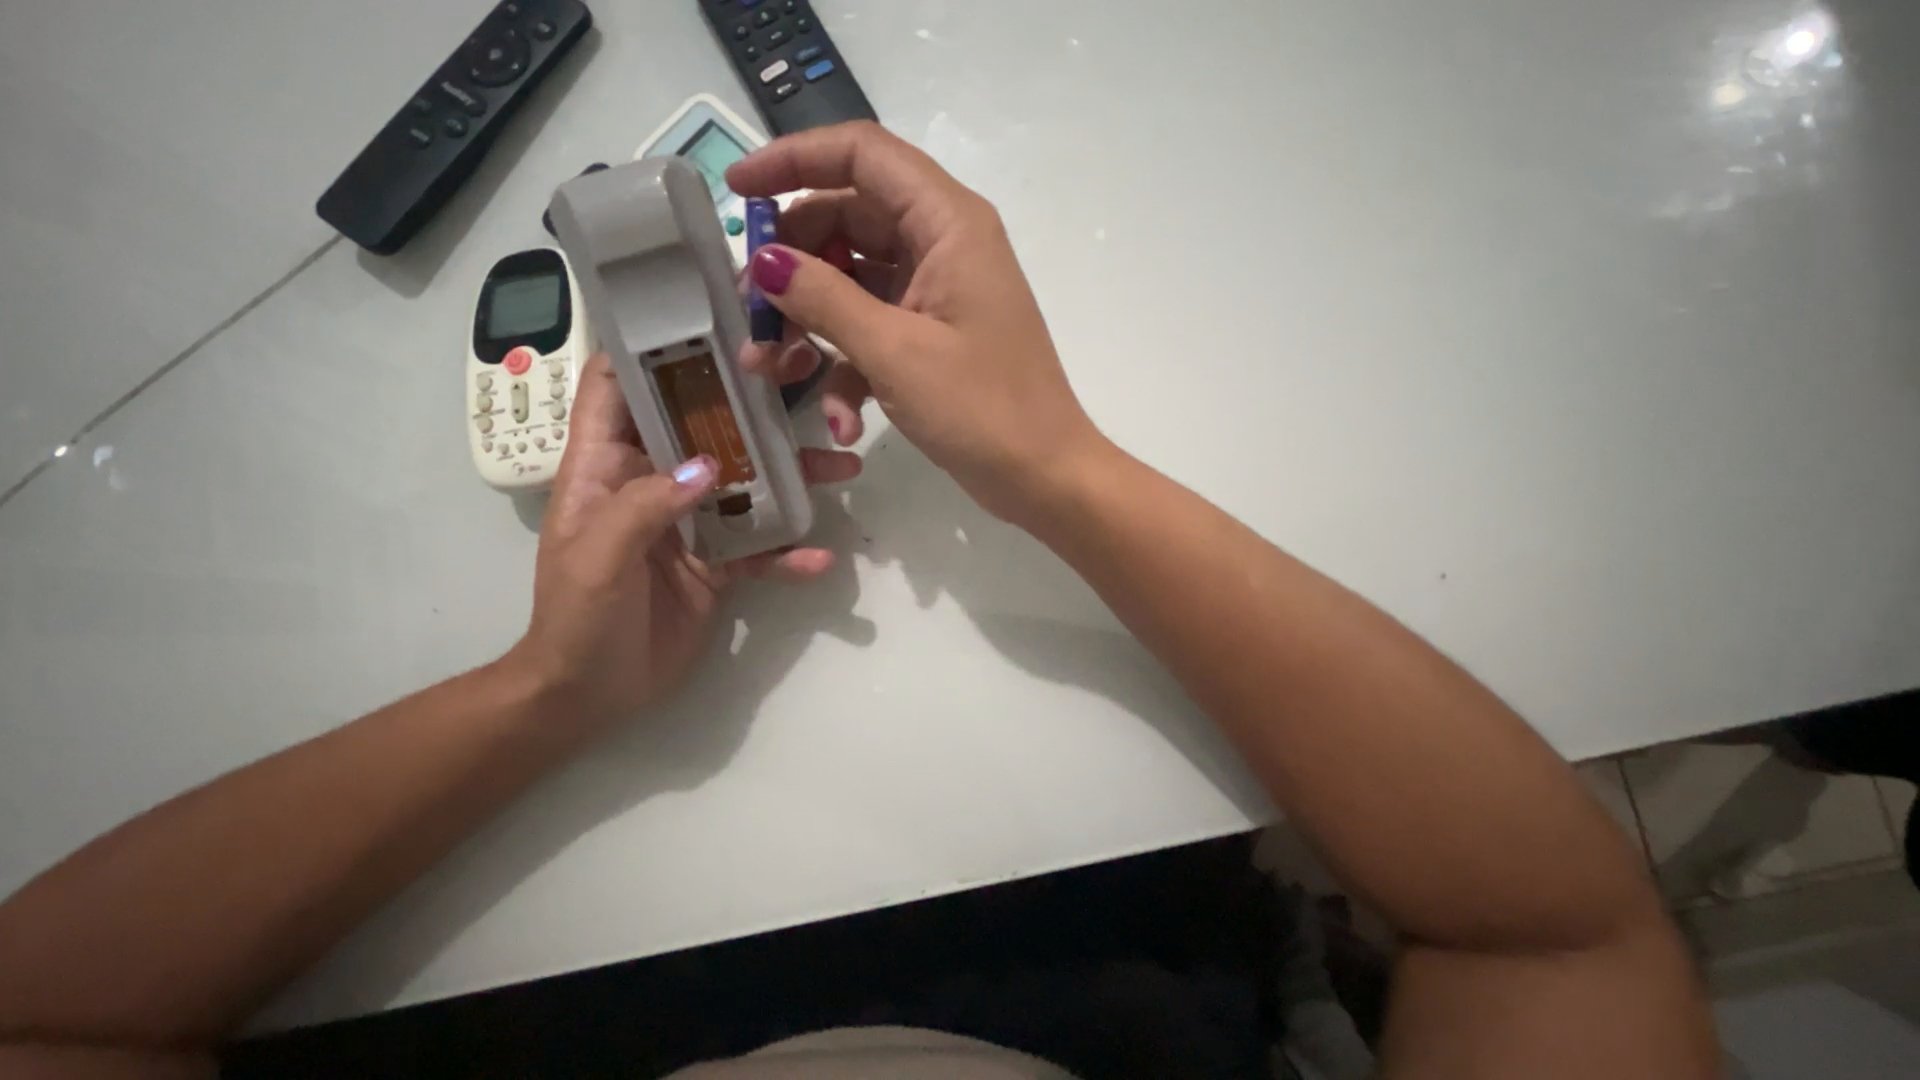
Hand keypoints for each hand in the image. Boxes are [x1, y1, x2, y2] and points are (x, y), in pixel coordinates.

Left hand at [507, 351, 860, 725]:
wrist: (590, 695)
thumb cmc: (576, 619)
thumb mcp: (598, 557)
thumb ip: (647, 504)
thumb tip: (711, 465)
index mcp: (605, 465)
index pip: (618, 386)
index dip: (651, 346)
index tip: (705, 316)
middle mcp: (651, 481)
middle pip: (704, 424)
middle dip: (753, 405)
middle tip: (810, 384)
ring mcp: (689, 521)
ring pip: (747, 480)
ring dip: (793, 475)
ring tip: (844, 467)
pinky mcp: (718, 562)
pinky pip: (761, 546)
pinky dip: (790, 551)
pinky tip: (818, 561)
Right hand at [727, 121, 1108, 522]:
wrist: (1043, 476)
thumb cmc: (981, 408)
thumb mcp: (894, 351)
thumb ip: (824, 298)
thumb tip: (765, 261)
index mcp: (947, 223)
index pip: (862, 154)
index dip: (794, 160)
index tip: (736, 191)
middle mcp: (942, 244)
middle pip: (847, 218)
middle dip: (792, 263)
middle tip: (747, 306)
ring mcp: (937, 293)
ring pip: (852, 280)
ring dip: (810, 323)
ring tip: (772, 369)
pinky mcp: (931, 336)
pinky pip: (873, 329)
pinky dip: (848, 367)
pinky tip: (839, 419)